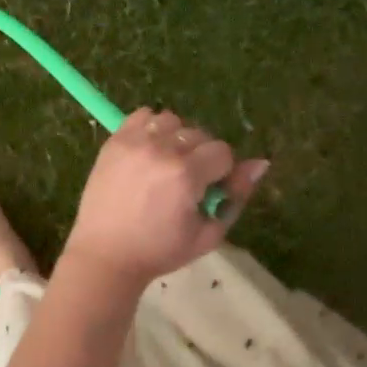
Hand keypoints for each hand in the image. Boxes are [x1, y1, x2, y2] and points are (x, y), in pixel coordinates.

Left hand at [62, 108, 268, 288]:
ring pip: (172, 121)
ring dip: (176, 138)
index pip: (223, 152)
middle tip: (186, 183)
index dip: (221, 172)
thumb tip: (260, 163)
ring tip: (166, 165)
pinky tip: (149, 152)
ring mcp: (134, 141)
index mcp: (186, 174)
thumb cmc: (160, 249)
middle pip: (199, 134)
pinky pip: (142, 115)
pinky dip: (151, 127)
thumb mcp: (208, 233)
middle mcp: (161, 149)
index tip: (208, 191)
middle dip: (200, 156)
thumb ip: (236, 196)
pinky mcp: (114, 139)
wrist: (106, 251)